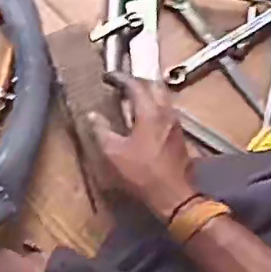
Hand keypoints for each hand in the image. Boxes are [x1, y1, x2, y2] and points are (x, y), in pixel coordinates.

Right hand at [89, 75, 197, 219]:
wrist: (172, 194)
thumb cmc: (141, 172)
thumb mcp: (113, 152)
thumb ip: (101, 130)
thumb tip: (92, 115)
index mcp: (150, 112)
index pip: (135, 85)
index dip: (119, 78)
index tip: (107, 77)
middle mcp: (166, 112)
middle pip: (154, 85)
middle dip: (136, 81)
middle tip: (121, 85)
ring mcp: (175, 123)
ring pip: (162, 97)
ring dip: (146, 93)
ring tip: (130, 99)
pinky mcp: (178, 134)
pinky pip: (165, 110)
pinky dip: (153, 106)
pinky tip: (143, 118)